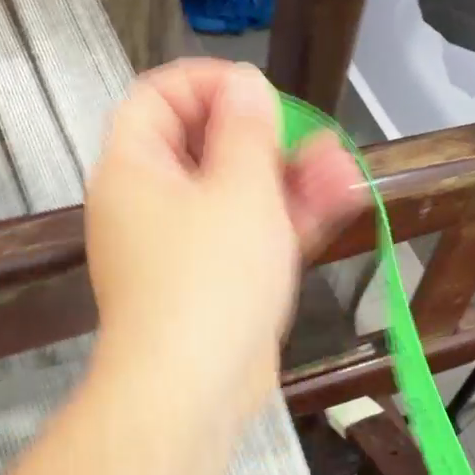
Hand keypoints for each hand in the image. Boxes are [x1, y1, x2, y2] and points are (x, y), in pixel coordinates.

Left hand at [85, 59, 364, 418]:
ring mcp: (178, 255)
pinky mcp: (209, 291)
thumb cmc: (208, 282)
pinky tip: (335, 203)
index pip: (157, 97)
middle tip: (313, 137)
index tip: (260, 92)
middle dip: (267, 139)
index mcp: (132, 171)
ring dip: (288, 182)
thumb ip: (247, 130)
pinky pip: (243, 242)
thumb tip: (244, 89)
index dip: (210, 82)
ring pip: (233, 199)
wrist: (190, 392)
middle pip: (203, 150)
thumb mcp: (238, 189)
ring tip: (343, 170)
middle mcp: (147, 209)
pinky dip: (282, 224)